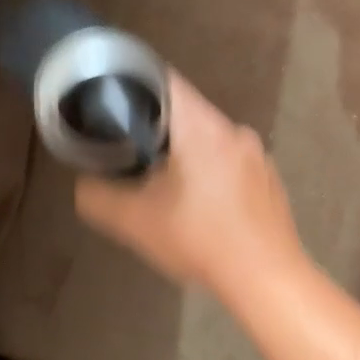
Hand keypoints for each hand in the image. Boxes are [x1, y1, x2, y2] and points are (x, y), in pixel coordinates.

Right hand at [75, 71, 305, 296]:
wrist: (267, 278)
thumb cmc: (201, 241)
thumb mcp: (133, 221)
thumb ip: (96, 195)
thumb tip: (88, 181)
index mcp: (204, 127)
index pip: (163, 81)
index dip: (131, 83)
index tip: (109, 101)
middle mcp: (237, 132)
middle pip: (187, 115)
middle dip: (156, 131)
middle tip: (129, 155)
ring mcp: (260, 157)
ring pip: (211, 143)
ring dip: (186, 158)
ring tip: (164, 188)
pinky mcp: (271, 181)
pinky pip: (233, 165)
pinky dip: (212, 176)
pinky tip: (202, 208)